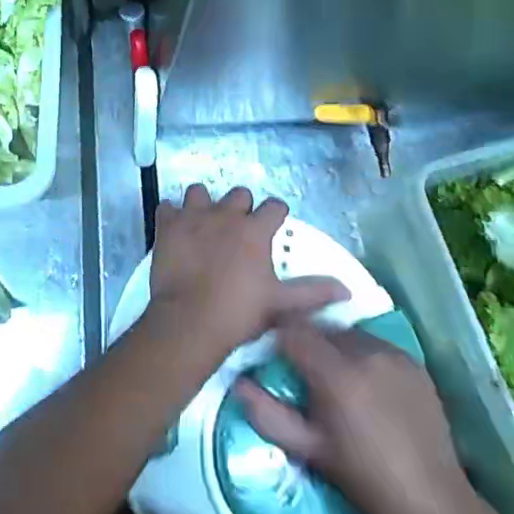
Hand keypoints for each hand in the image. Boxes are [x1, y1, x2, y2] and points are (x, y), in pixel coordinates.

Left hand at [142, 184, 347, 362]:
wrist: (189, 321)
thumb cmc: (239, 313)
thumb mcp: (281, 304)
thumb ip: (313, 292)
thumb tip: (347, 288)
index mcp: (255, 230)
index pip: (274, 206)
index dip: (275, 214)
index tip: (273, 225)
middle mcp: (226, 214)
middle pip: (238, 194)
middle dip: (240, 207)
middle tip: (237, 229)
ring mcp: (193, 216)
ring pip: (199, 192)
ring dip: (203, 204)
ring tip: (203, 223)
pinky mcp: (167, 224)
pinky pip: (168, 206)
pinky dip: (172, 214)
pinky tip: (176, 229)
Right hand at [237, 321, 513, 513]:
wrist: (432, 501)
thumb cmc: (361, 476)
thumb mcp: (307, 450)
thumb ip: (267, 413)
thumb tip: (237, 381)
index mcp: (334, 372)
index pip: (291, 328)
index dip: (277, 336)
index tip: (273, 353)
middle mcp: (364, 351)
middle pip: (320, 328)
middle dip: (307, 343)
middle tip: (305, 373)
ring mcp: (393, 353)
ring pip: (348, 334)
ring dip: (336, 348)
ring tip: (337, 379)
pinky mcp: (414, 361)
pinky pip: (375, 345)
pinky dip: (363, 356)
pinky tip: (367, 384)